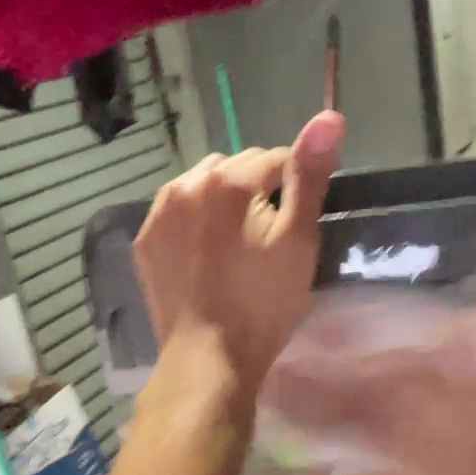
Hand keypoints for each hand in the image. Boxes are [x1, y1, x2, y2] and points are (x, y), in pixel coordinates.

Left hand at [133, 111, 344, 396]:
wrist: (208, 357)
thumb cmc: (263, 302)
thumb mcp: (299, 239)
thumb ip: (310, 174)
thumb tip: (329, 117)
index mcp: (229, 180)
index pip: (274, 158)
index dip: (294, 184)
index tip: (298, 219)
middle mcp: (187, 184)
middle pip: (235, 167)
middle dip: (256, 187)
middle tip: (270, 233)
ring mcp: (160, 212)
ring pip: (202, 184)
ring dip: (223, 199)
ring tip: (238, 240)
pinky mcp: (146, 240)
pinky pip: (177, 210)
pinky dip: (195, 219)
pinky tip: (208, 252)